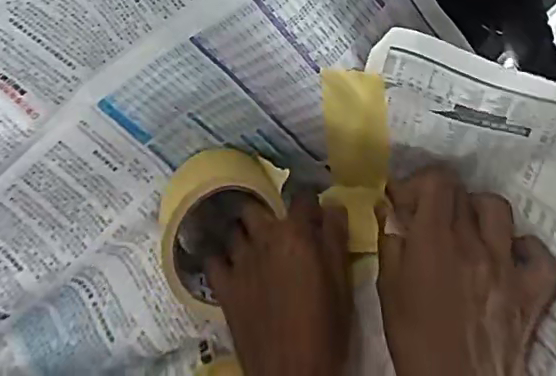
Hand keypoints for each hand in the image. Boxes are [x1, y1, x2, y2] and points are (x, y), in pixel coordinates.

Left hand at [208, 191, 352, 375]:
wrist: (293, 375)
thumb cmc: (326, 332)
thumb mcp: (342, 286)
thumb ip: (336, 241)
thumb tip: (333, 205)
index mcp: (296, 234)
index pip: (301, 198)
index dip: (308, 204)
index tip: (312, 214)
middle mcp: (263, 237)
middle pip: (255, 206)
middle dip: (265, 214)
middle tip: (276, 232)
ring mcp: (239, 259)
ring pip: (234, 230)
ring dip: (242, 235)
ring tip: (252, 248)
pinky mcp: (223, 284)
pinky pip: (213, 259)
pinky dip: (219, 259)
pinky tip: (227, 266)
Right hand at [378, 166, 555, 375]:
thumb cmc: (413, 338)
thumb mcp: (387, 285)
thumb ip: (389, 240)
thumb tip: (389, 211)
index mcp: (434, 237)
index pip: (437, 179)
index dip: (417, 182)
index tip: (402, 202)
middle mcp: (473, 243)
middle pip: (461, 191)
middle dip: (439, 195)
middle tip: (427, 215)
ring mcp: (506, 268)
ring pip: (498, 210)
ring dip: (478, 211)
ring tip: (466, 228)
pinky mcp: (530, 295)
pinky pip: (541, 259)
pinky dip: (527, 250)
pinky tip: (509, 256)